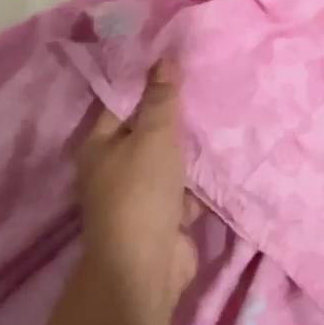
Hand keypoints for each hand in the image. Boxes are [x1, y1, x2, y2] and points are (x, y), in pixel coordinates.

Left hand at [75, 59, 200, 304]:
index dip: (149, 81)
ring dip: (192, 148)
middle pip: (149, 131)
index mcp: (98, 145)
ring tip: (223, 114)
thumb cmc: (141, 192)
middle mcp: (114, 167)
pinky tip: (225, 158)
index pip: (123, 102)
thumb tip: (166, 57)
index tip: (180, 58)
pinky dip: (201, 179)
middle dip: (177, 114)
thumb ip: (162, 98)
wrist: (147, 266)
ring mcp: (140, 194)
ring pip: (171, 160)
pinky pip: (186, 187)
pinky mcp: (165, 216)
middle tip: (208, 82)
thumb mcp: (153, 137)